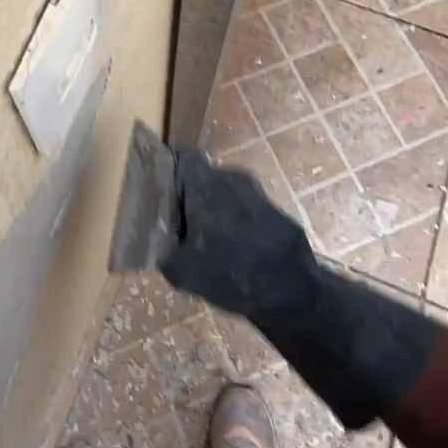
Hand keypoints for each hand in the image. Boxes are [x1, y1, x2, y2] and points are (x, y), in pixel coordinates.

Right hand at [158, 146, 319, 322]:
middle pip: (201, 175)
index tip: (156, 183)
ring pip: (224, 191)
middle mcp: (231, 178)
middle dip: (188, 193)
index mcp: (205, 185)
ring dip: (213, 208)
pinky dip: (234, 219)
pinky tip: (233, 247)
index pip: (181, 155)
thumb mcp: (181, 270)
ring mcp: (257, 192)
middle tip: (177, 221)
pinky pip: (244, 206)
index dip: (167, 164)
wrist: (292, 292)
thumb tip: (155, 234)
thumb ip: (162, 244)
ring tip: (205, 239)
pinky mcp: (274, 208)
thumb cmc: (230, 275)